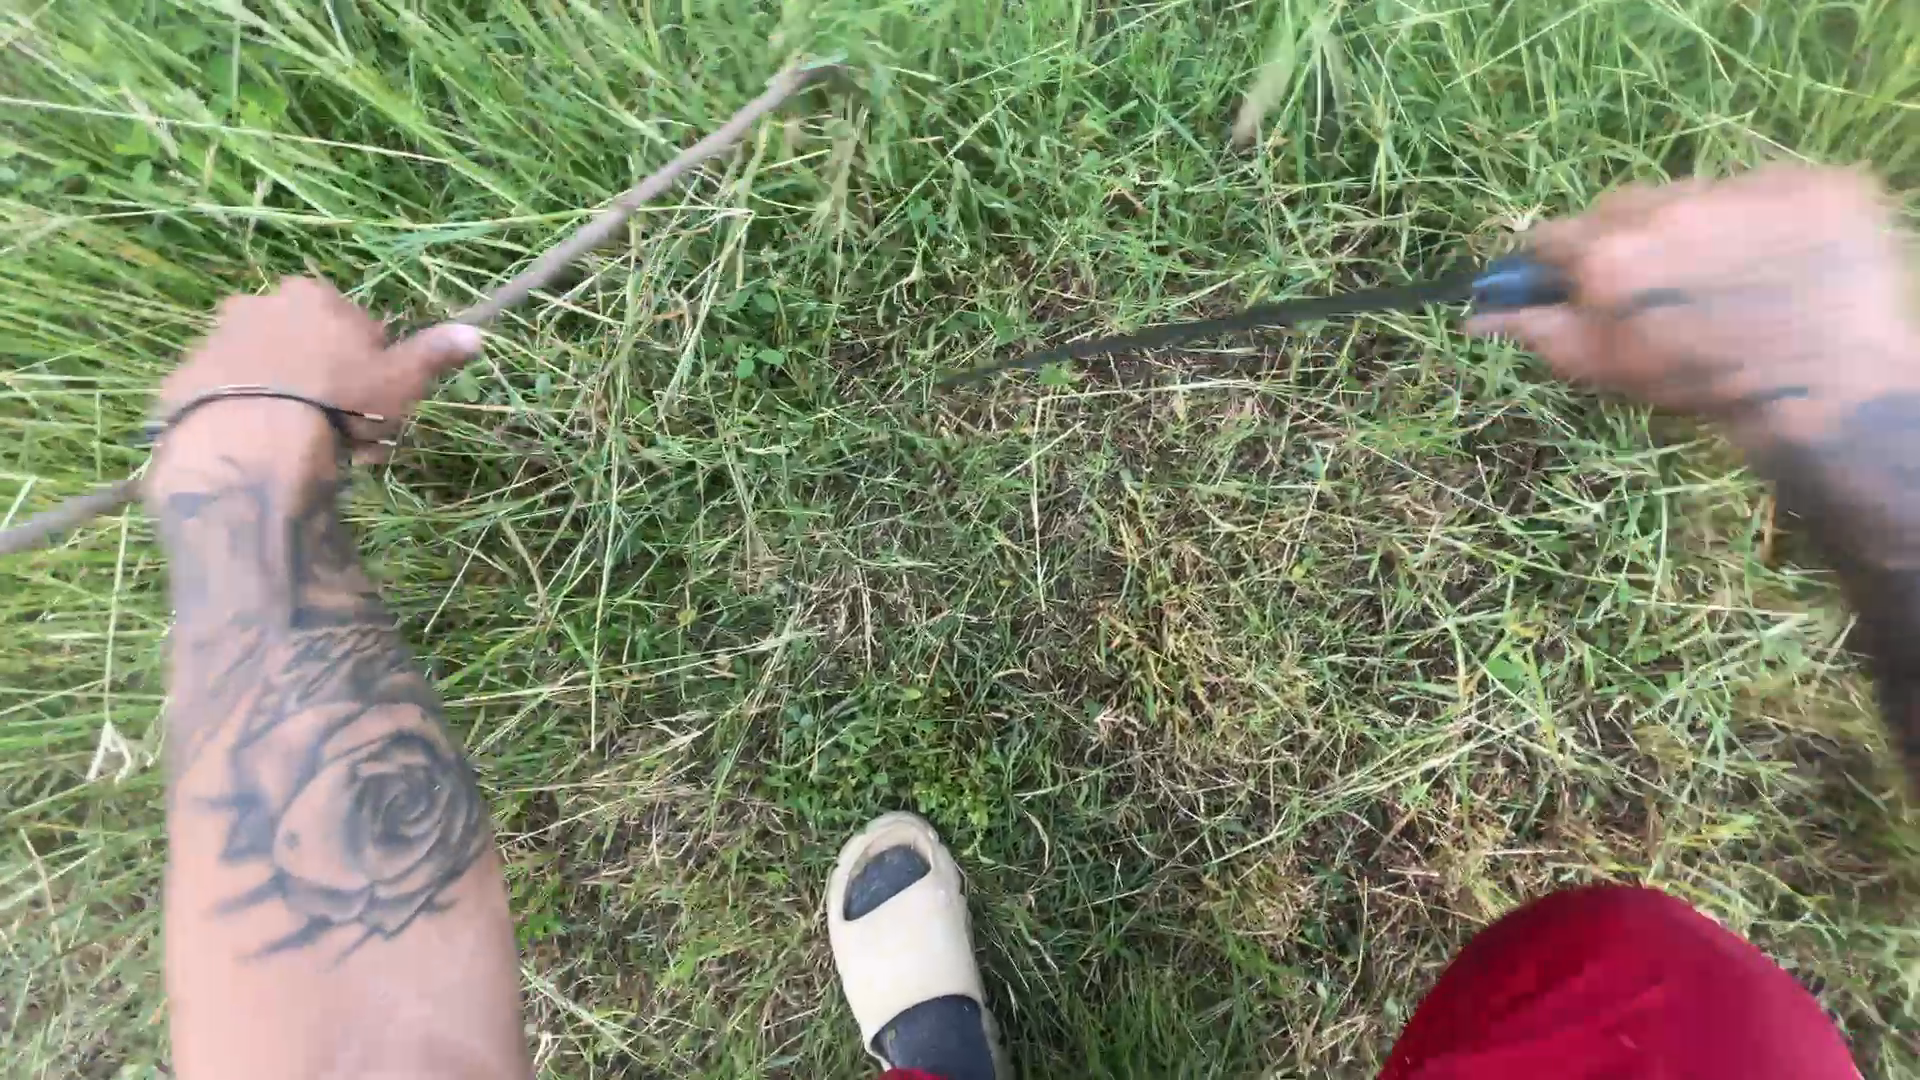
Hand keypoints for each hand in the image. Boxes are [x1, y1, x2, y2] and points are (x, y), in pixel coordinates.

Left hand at [151, 277, 483, 480]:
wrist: (254, 436)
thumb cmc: (341, 398)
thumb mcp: (403, 378)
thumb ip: (435, 353)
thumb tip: (476, 334)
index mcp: (314, 296)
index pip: (357, 323)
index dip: (375, 360)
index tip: (382, 392)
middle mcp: (259, 302)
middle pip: (314, 343)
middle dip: (336, 379)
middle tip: (357, 424)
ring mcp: (218, 335)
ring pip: (279, 368)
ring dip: (301, 399)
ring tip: (321, 442)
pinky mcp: (188, 371)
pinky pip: (240, 391)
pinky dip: (261, 411)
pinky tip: (280, 442)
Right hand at [1469, 165, 1919, 446]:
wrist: (1820, 379)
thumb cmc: (1688, 378)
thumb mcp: (1595, 362)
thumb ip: (1532, 329)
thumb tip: (1472, 318)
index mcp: (1605, 255)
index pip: (1550, 235)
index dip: (1550, 257)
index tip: (1560, 275)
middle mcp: (1667, 208)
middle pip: (1619, 206)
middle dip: (1618, 236)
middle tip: (1640, 278)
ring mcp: (1746, 188)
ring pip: (1690, 194)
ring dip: (1686, 224)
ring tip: (1710, 270)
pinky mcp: (1814, 182)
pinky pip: (1764, 187)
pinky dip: (1755, 216)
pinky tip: (1764, 256)